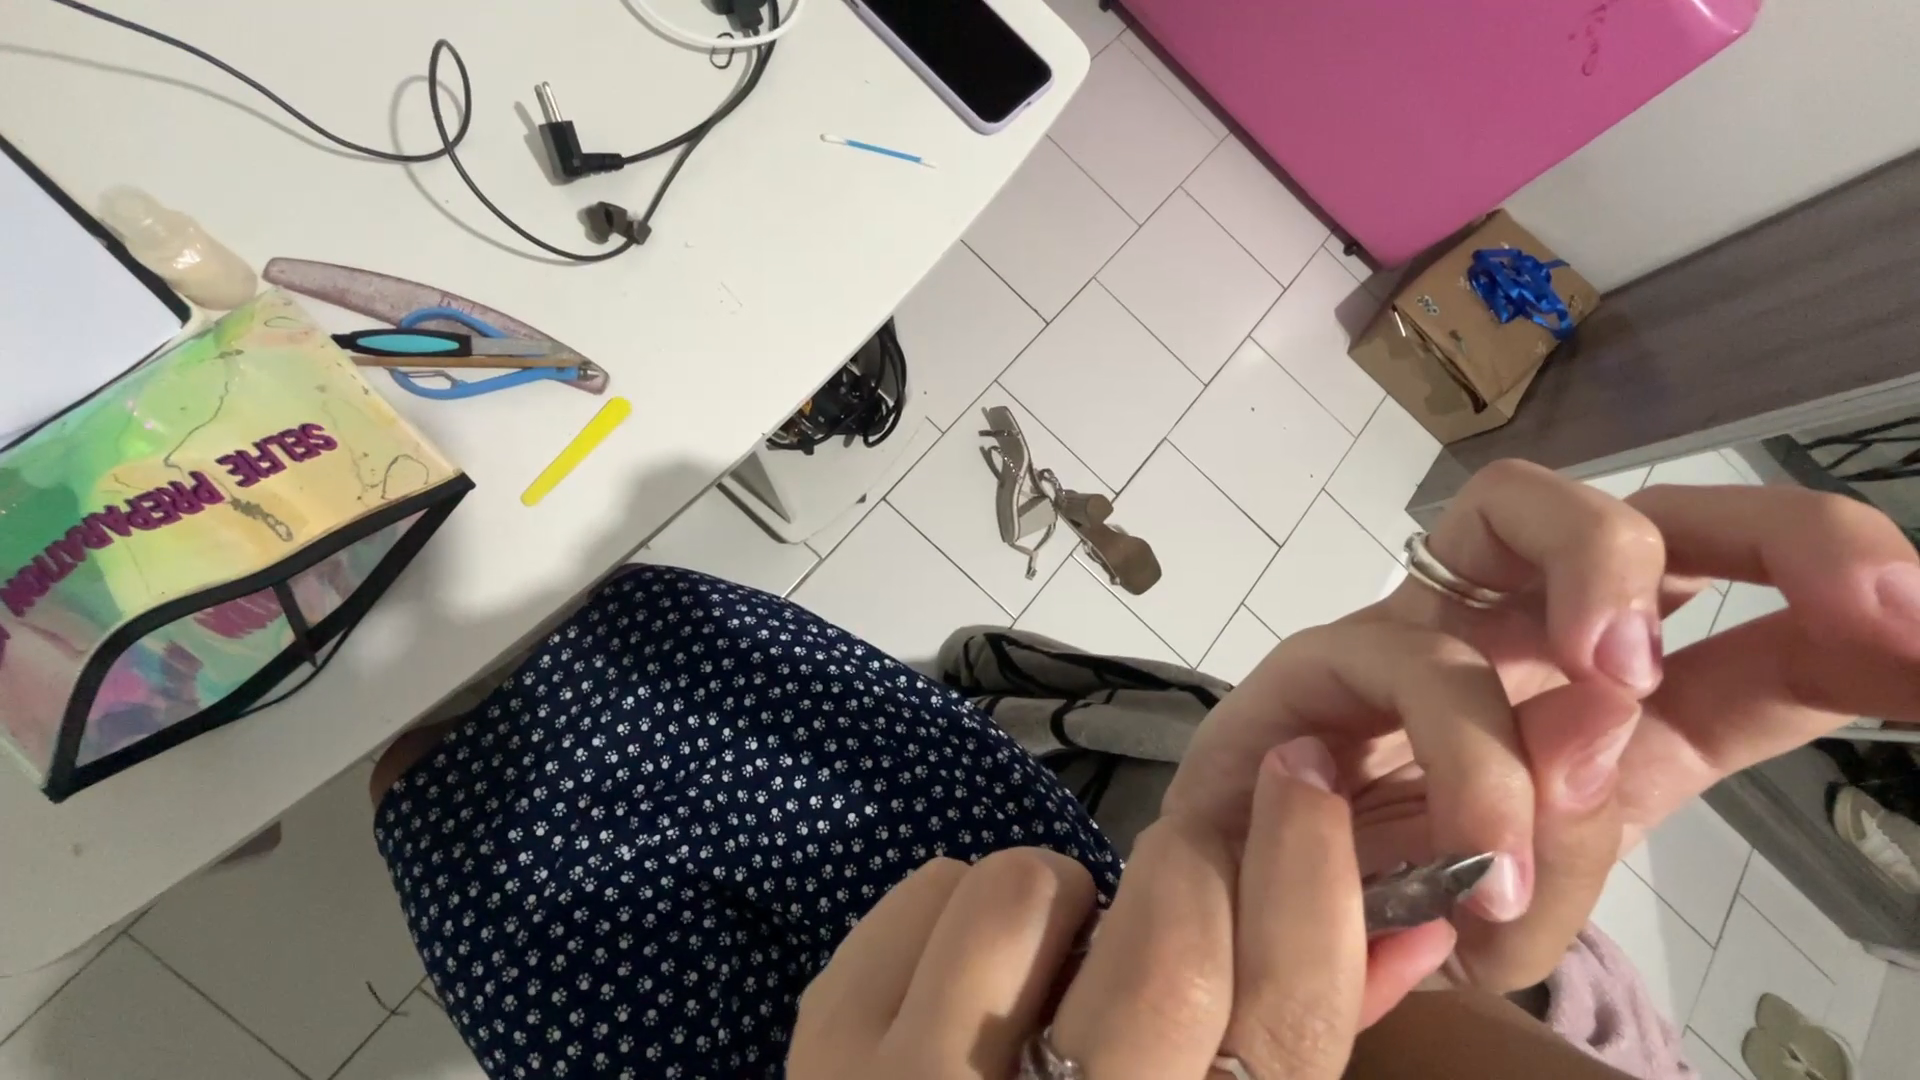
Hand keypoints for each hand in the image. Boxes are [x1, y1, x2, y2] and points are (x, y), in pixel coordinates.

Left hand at [790, 745, 1451, 1078]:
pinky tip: (950, 979)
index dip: (1309, 872)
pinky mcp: (828, 1046)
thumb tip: (1406, 913)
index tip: (1301, 775)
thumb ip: (1297, 1019)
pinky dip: (958, 905)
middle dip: (1187, 868)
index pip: (1284, 1012)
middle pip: (1168, 939)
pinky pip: (931, 885)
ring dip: (1053, 897)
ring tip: (1037, 965)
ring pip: (1029, 886)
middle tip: (1173, 868)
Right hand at [1167, 459, 1919, 991]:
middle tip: (1869, 617)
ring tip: (1617, 683)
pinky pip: (1412, 658)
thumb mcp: (1539, 907)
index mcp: (1606, 710)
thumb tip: (1597, 712)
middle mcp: (1513, 645)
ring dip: (1600, 576)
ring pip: (1505, 514)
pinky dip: (1474, 746)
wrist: (1254, 920)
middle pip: (1644, 518)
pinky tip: (1488, 852)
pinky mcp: (1322, 656)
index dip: (1863, 607)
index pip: (1760, 627)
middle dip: (1777, 534)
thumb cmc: (1387, 911)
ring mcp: (1411, 635)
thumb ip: (1593, 834)